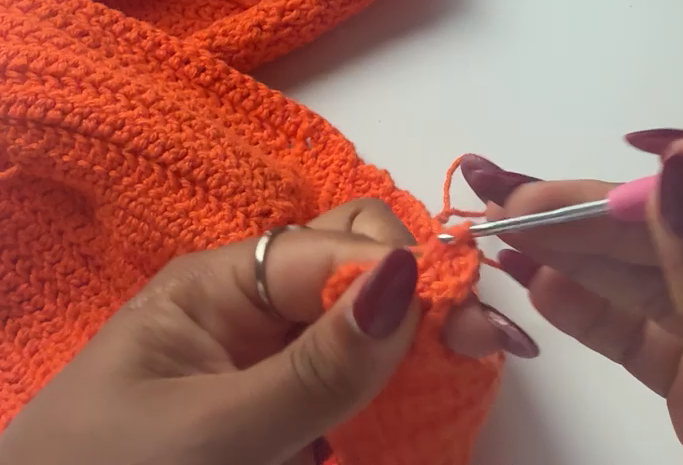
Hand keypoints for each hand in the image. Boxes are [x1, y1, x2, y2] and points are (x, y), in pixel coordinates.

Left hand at [0, 198, 537, 464]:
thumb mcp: (205, 439)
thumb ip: (315, 366)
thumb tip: (412, 272)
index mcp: (221, 282)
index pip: (341, 242)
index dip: (409, 274)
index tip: (466, 329)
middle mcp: (251, 302)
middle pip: (362, 264)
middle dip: (422, 297)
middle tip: (477, 348)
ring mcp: (265, 354)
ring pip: (366, 314)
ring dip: (417, 335)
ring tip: (465, 363)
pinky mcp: (276, 402)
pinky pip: (350, 367)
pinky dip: (392, 374)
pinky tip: (421, 389)